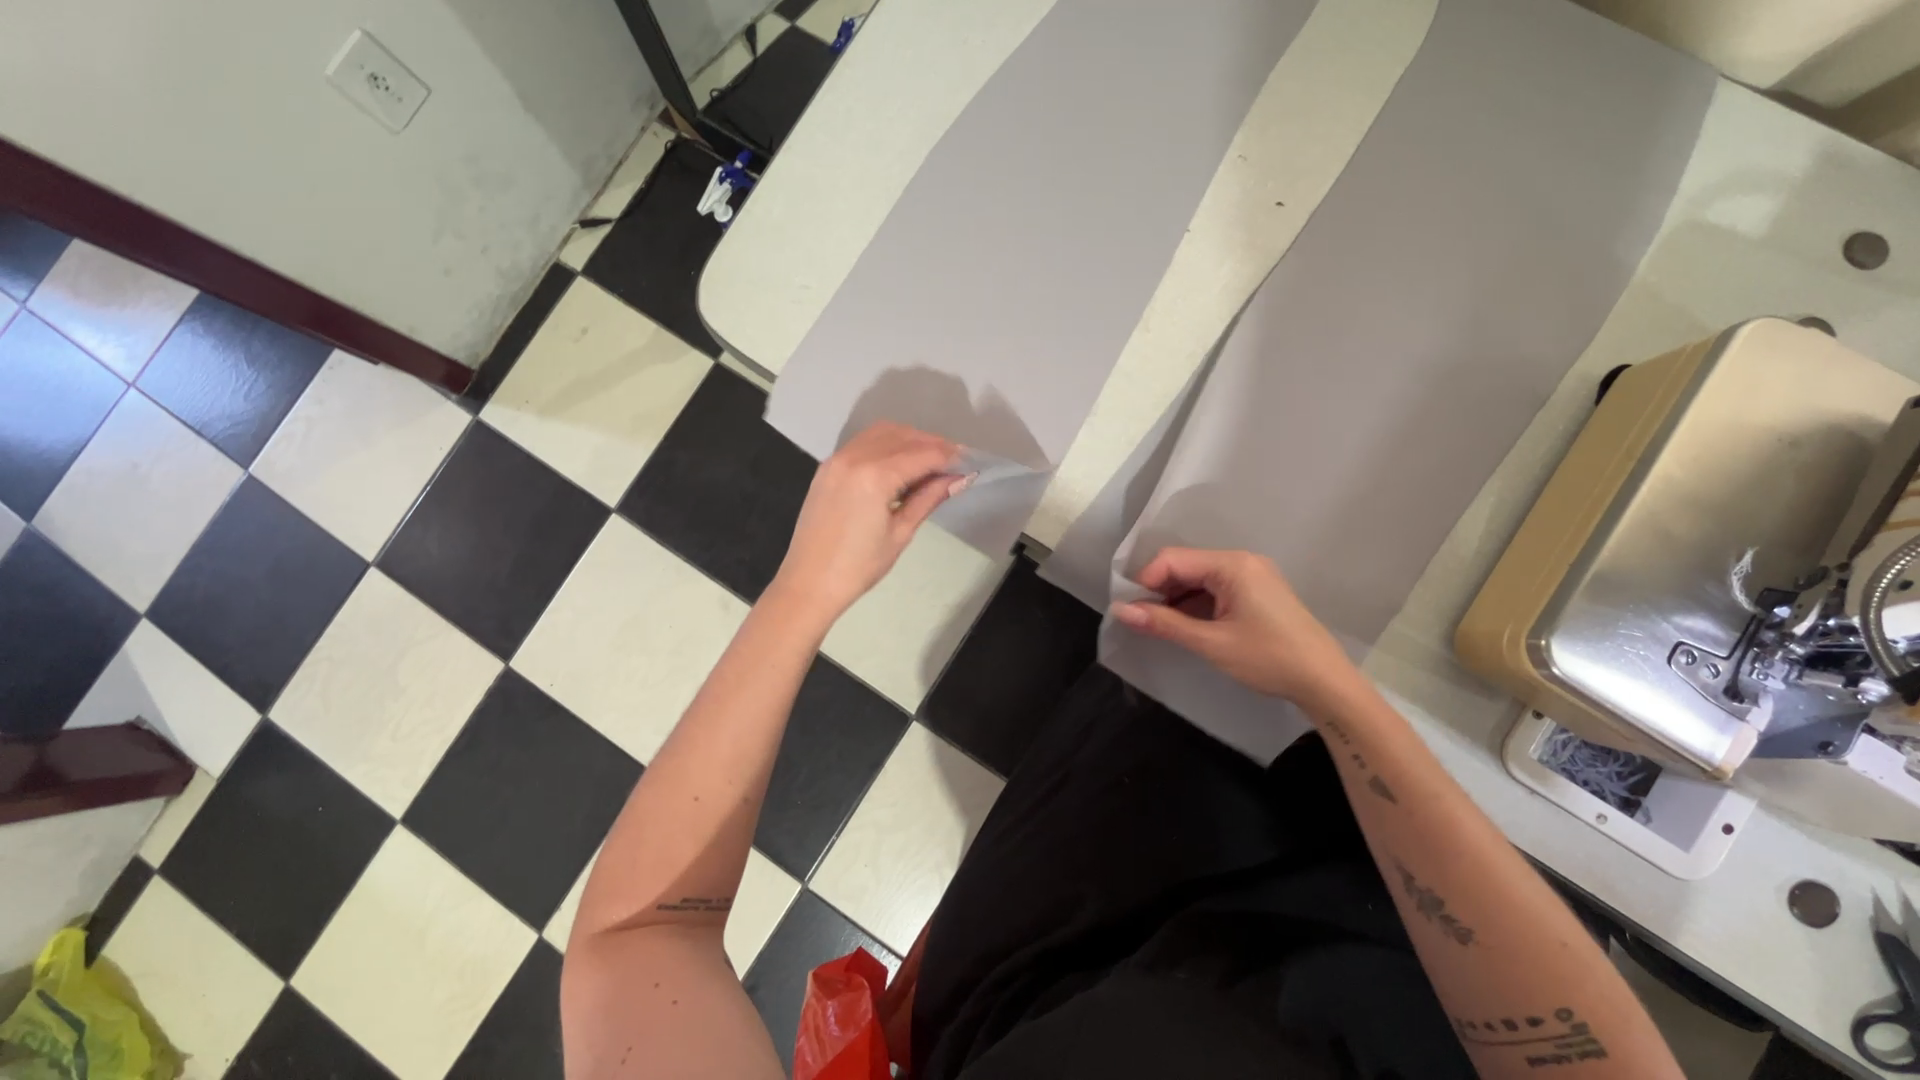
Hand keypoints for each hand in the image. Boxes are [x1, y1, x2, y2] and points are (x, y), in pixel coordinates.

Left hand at [769, 423, 970, 622]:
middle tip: (954, 461)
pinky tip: (900, 463)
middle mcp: (854, 457)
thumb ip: (928, 498)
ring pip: (882, 432)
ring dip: (909, 439)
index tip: (969, 464)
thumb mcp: (900, 533)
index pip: (922, 454)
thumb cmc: (859, 566)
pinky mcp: (827, 467)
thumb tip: (957, 478)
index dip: (949, 457)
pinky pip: (862, 442)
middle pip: (903, 436)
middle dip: (931, 444)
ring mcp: (837, 459)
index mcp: (875, 476)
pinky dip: (886, 444)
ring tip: (929, 460)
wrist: (809, 582)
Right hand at [1110, 547, 1355, 704]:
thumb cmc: (1268, 658)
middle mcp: (1242, 562)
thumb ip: (1164, 624)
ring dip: (1175, 599)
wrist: (1324, 681)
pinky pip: (1215, 589)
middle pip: (1185, 565)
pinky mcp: (1257, 593)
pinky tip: (1185, 627)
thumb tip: (1121, 611)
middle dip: (1158, 590)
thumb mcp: (1211, 643)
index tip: (1129, 609)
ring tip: (1158, 627)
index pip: (1173, 559)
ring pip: (1199, 579)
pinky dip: (1195, 605)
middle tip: (1139, 620)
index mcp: (1232, 565)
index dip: (1145, 581)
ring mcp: (1252, 576)